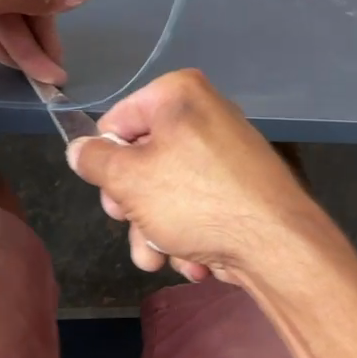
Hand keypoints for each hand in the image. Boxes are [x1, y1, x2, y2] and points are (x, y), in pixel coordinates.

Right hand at [66, 70, 336, 284]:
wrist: (277, 246)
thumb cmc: (195, 201)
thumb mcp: (128, 179)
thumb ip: (93, 161)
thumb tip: (78, 149)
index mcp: (177, 95)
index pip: (115, 124)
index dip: (107, 165)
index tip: (113, 197)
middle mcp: (204, 115)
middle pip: (141, 163)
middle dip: (133, 210)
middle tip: (137, 232)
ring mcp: (225, 154)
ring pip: (166, 194)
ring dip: (156, 234)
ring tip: (163, 261)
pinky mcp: (241, 188)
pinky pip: (197, 206)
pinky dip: (189, 236)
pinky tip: (195, 262)